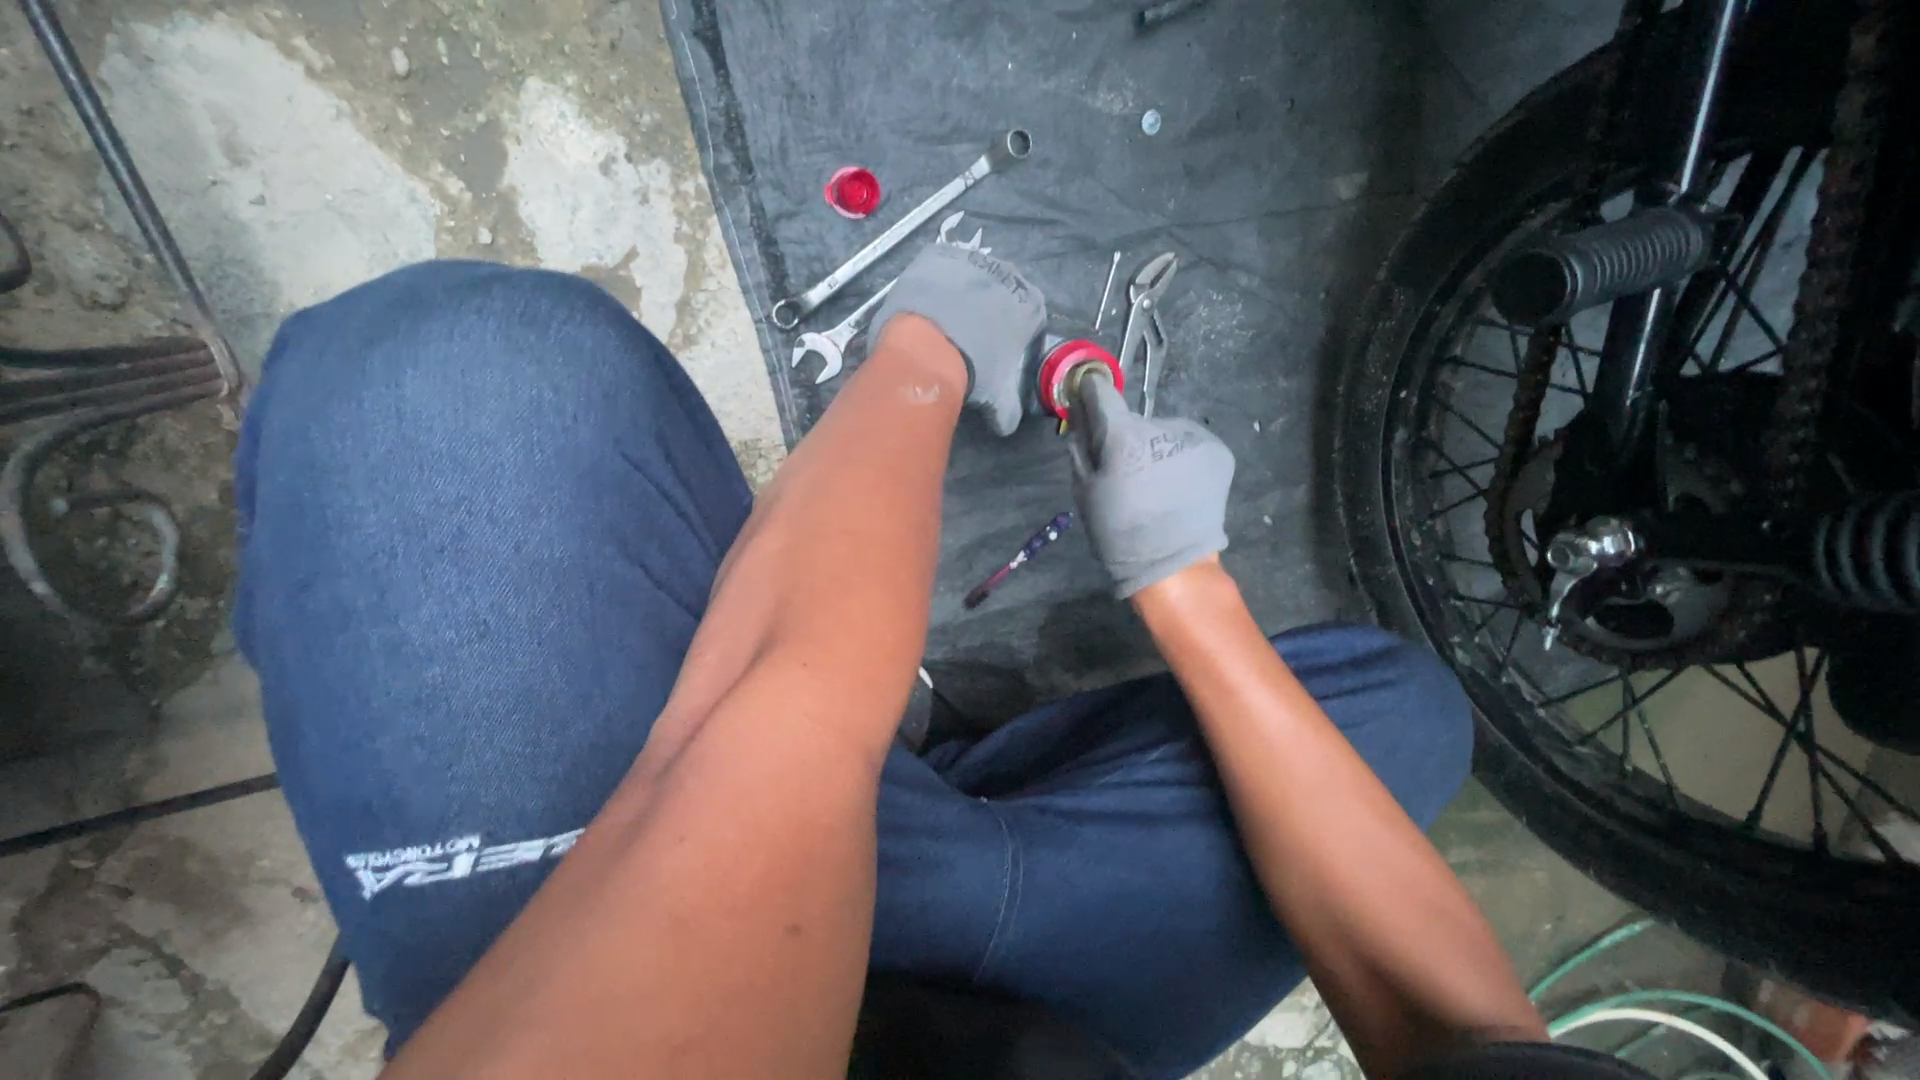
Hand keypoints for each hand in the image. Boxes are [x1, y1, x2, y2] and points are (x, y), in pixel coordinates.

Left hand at [872, 244, 1046, 435]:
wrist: (928, 350)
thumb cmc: (973, 372)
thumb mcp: (999, 397)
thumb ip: (1009, 409)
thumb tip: (1007, 425)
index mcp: (1031, 305)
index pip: (1029, 315)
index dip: (1010, 331)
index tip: (994, 346)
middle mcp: (1008, 275)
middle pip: (999, 292)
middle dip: (985, 309)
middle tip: (965, 333)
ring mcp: (972, 260)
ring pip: (969, 276)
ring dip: (959, 292)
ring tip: (941, 318)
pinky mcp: (939, 254)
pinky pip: (939, 264)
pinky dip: (933, 279)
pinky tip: (923, 302)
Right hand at [1069, 377, 1234, 597]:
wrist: (1176, 563)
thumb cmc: (1119, 532)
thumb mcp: (1085, 492)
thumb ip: (1080, 448)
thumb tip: (1081, 415)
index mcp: (1123, 436)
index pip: (1102, 394)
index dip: (1091, 394)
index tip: (1087, 399)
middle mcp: (1161, 425)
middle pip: (1135, 422)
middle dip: (1126, 438)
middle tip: (1125, 472)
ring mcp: (1195, 437)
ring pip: (1164, 433)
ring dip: (1156, 448)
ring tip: (1156, 484)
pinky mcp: (1218, 451)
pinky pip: (1188, 445)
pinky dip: (1180, 458)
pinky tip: (1178, 485)